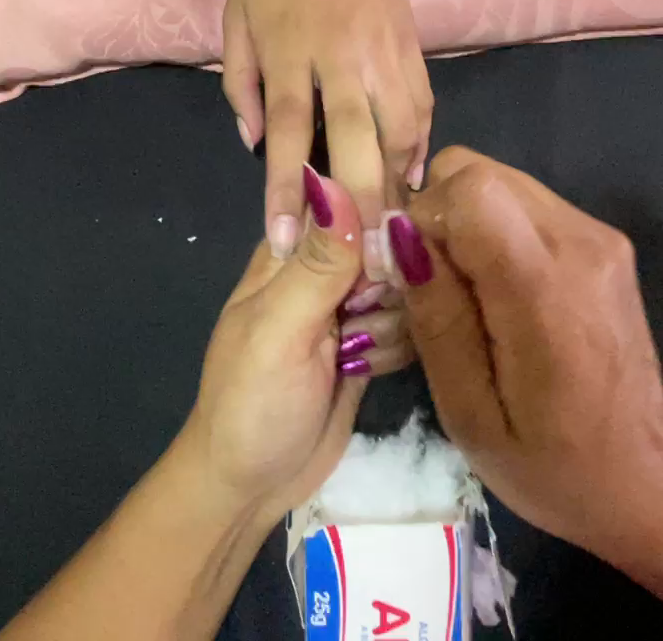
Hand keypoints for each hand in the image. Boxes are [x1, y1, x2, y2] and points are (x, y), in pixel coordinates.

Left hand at [179, 167, 415, 522]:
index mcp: (291, 248)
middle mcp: (323, 268)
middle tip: (356, 321)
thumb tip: (336, 180)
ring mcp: (349, 307)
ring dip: (390, 325)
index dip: (378, 222)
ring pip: (407, 286)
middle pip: (389, 242)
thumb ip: (316, 263)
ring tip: (352, 356)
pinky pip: (411, 325)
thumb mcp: (280, 328)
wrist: (251, 483)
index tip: (379, 265)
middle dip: (389, 283)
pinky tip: (365, 372)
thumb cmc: (252, 400)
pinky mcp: (371, 343)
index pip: (350, 198)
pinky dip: (396, 350)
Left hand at [222, 0, 433, 290]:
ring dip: (397, 183)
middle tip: (362, 264)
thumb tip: (255, 148)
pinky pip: (421, 102)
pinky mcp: (413, 40)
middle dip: (360, 207)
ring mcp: (384, 47)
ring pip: (400, 129)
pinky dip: (420, 143)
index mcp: (288, 49)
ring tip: (393, 232)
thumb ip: (241, 84)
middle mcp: (340, 56)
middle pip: (355, 143)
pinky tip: (413, 175)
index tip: (282, 246)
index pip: (285, 135)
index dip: (284, 194)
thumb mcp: (236, 15)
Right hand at [395, 147, 662, 555]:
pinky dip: (489, 227)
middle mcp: (579, 242)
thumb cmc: (549, 462)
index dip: (424, 215)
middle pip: (478, 170)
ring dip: (462, 220)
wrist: (645, 478)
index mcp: (546, 288)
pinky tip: (493, 286)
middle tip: (432, 281)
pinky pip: (520, 200)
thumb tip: (401, 238)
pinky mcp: (600, 238)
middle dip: (436, 213)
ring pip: (497, 179)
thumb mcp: (469, 411)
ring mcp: (597, 234)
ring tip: (463, 289)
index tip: (413, 272)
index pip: (471, 187)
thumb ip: (437, 318)